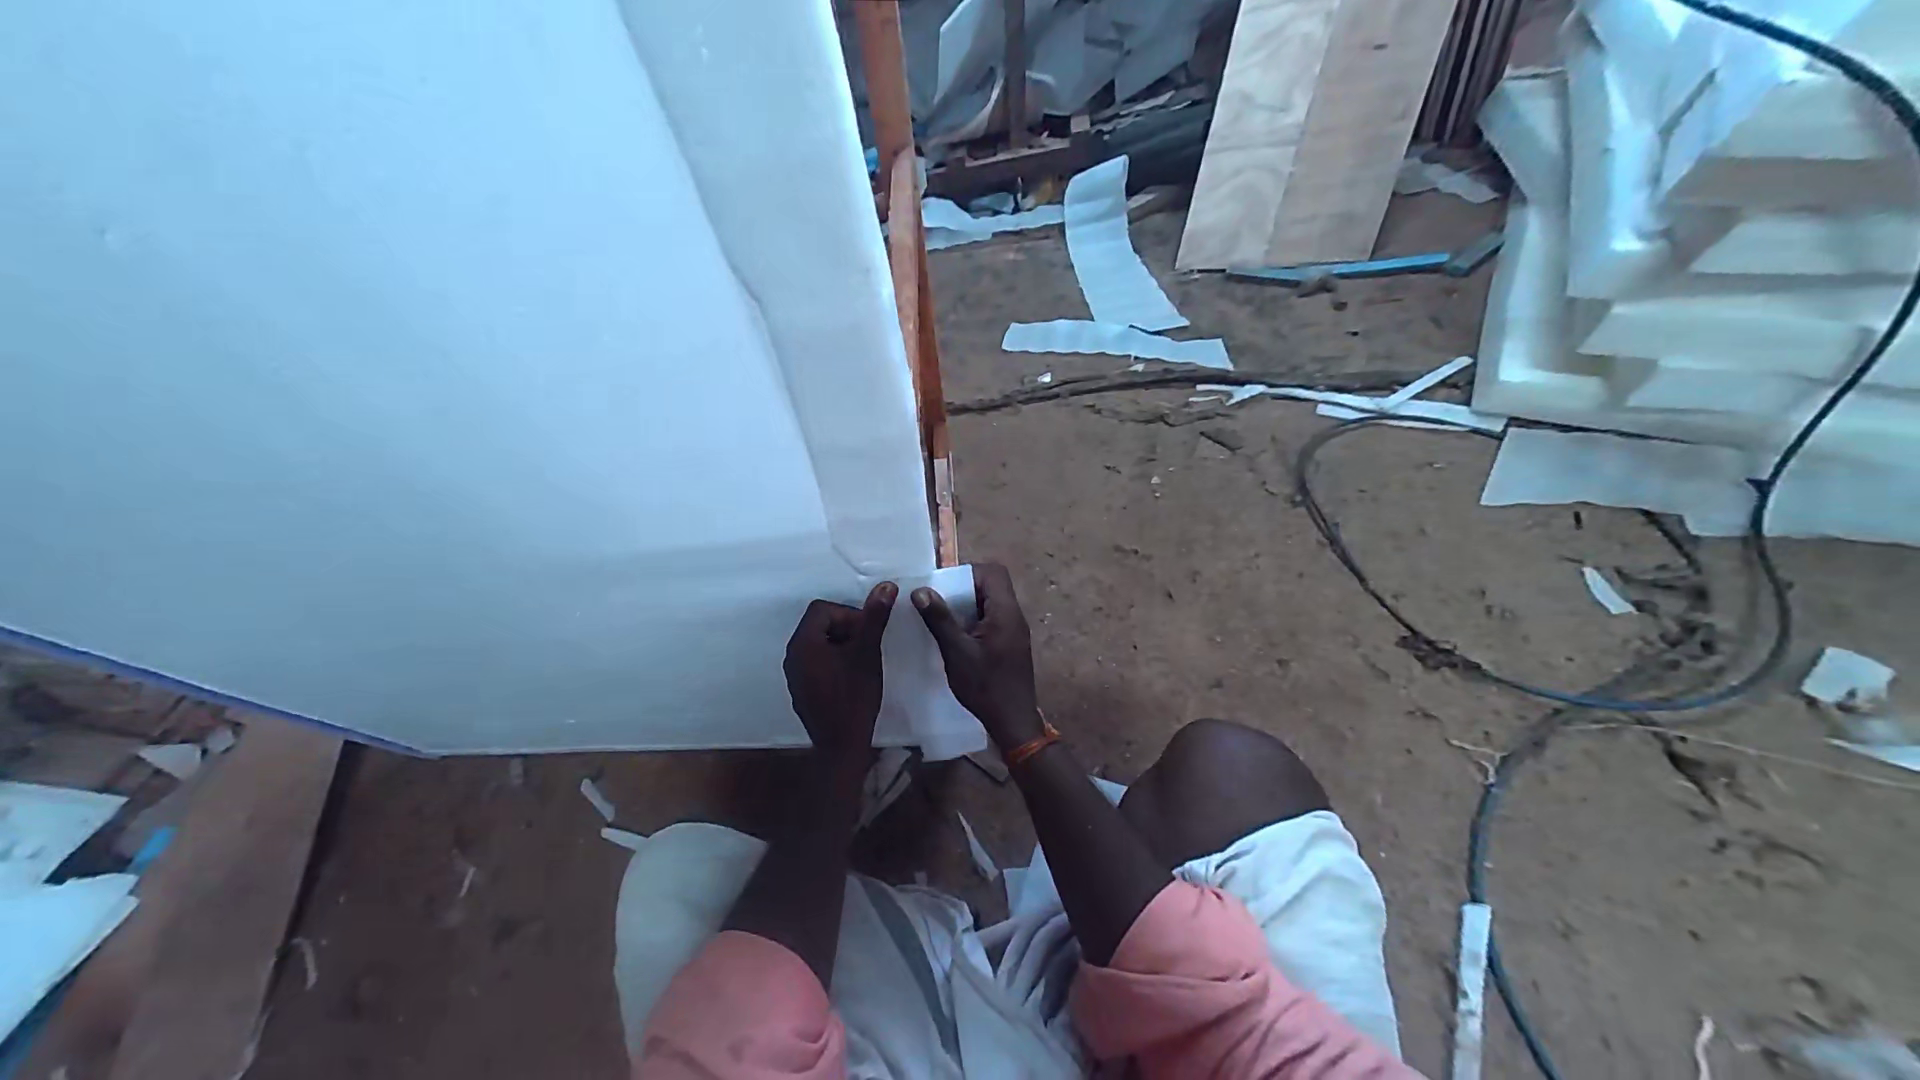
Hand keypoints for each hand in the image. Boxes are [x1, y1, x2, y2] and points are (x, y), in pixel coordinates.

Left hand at [784, 582, 895, 761]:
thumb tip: (886, 586)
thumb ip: (874, 617)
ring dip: (842, 644)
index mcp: (803, 642)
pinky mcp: (801, 688)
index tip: (867, 632)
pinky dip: (834, 661)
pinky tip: (851, 678)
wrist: (841, 745)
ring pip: (819, 643)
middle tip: (867, 646)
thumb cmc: (854, 696)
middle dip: (846, 628)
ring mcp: (794, 674)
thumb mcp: (867, 652)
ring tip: (862, 661)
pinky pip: (816, 662)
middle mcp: (792, 655)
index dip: (849, 614)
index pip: (823, 609)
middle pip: (819, 624)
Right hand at [912, 563, 1044, 748]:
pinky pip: (991, 619)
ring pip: (990, 603)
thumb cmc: (985, 686)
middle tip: (938, 603)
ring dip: (966, 606)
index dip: (967, 572)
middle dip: (963, 589)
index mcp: (1005, 612)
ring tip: (942, 619)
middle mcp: (1014, 615)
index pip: (992, 572)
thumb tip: (921, 590)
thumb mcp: (957, 652)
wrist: (1012, 721)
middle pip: (991, 585)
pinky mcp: (1009, 643)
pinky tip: (954, 638)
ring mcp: (1013, 630)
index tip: (943, 587)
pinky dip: (972, 620)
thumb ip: (940, 619)